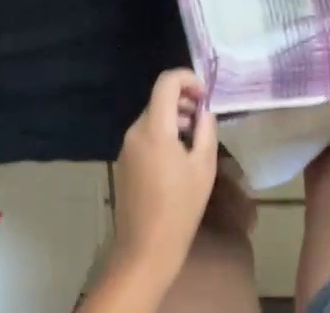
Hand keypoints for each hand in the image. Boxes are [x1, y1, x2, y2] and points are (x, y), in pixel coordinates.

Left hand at [110, 69, 218, 281]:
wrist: (145, 250)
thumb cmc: (180, 208)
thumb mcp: (203, 166)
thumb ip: (206, 130)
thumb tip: (204, 112)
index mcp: (154, 128)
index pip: (166, 82)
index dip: (188, 80)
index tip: (205, 98)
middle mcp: (135, 132)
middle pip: (159, 100)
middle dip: (184, 103)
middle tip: (204, 122)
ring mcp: (126, 148)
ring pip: (152, 119)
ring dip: (174, 120)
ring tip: (195, 142)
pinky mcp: (123, 163)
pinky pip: (145, 137)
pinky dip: (163, 136)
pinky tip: (177, 160)